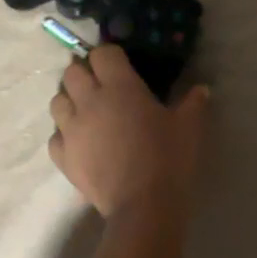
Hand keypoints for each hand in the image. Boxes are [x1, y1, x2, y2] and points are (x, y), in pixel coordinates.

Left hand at [48, 45, 209, 217]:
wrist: (143, 204)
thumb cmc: (168, 158)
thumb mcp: (189, 127)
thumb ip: (193, 103)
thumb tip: (201, 89)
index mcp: (119, 86)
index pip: (102, 53)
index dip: (110, 56)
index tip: (121, 65)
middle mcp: (89, 101)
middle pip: (72, 72)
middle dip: (85, 73)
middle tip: (102, 86)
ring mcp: (71, 129)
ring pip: (57, 101)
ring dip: (70, 101)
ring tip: (87, 112)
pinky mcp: (62, 156)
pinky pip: (55, 136)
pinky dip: (64, 135)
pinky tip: (80, 143)